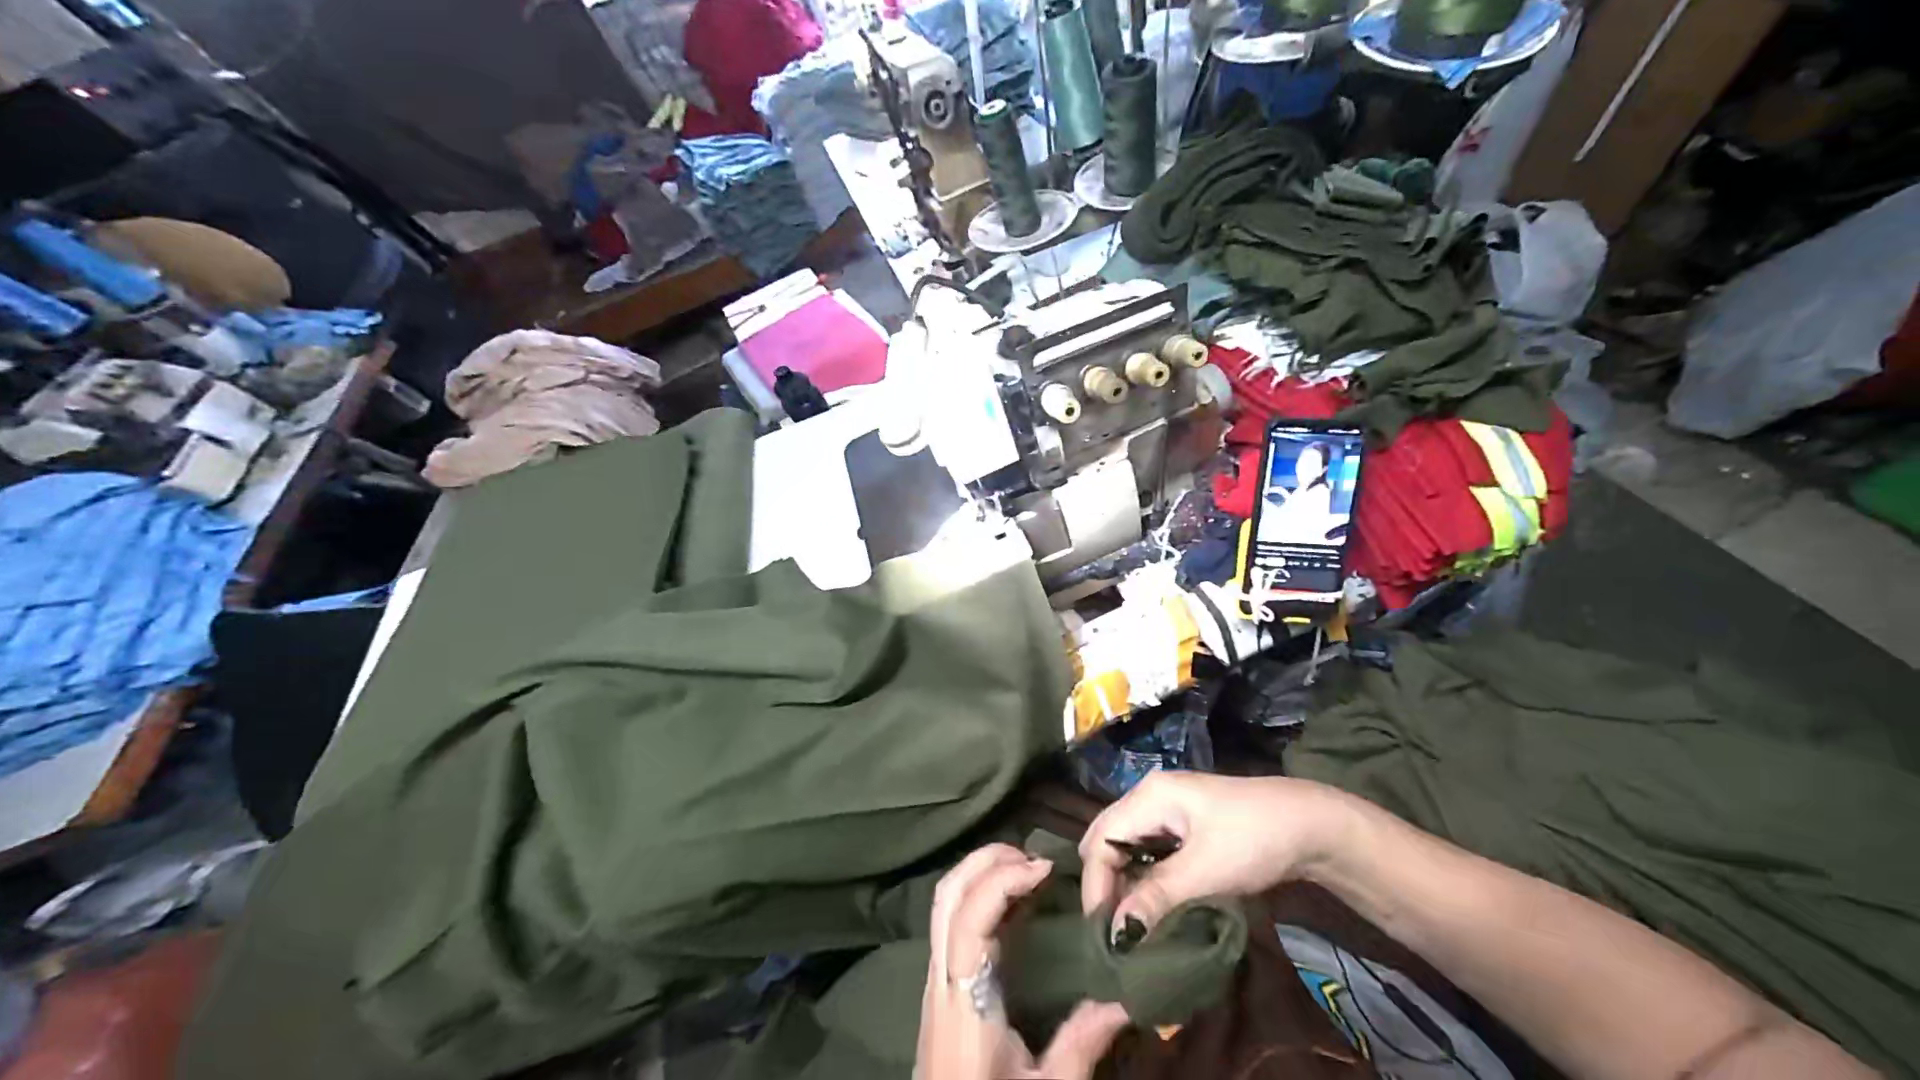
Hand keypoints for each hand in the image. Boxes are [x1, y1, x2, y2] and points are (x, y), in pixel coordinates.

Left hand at [915, 844, 1129, 1079]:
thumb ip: (1083, 1041)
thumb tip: (1128, 997)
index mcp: (964, 1000)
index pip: (969, 918)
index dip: (1003, 880)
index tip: (1045, 868)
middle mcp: (940, 978)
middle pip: (947, 895)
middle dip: (986, 860)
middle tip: (1034, 856)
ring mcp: (934, 980)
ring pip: (944, 904)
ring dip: (981, 874)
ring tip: (1027, 871)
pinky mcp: (938, 988)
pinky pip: (950, 923)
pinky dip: (979, 896)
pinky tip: (1013, 906)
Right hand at [1079, 773, 1358, 932]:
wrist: (1312, 825)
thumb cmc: (1254, 840)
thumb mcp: (1205, 871)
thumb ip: (1157, 897)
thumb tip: (1117, 934)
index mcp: (1148, 796)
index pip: (1101, 840)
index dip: (1095, 885)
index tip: (1102, 933)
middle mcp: (1149, 796)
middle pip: (1106, 839)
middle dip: (1103, 883)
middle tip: (1111, 930)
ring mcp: (1166, 808)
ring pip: (1125, 845)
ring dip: (1123, 883)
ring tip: (1129, 924)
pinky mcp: (1182, 824)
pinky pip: (1146, 850)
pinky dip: (1142, 877)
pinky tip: (1151, 904)